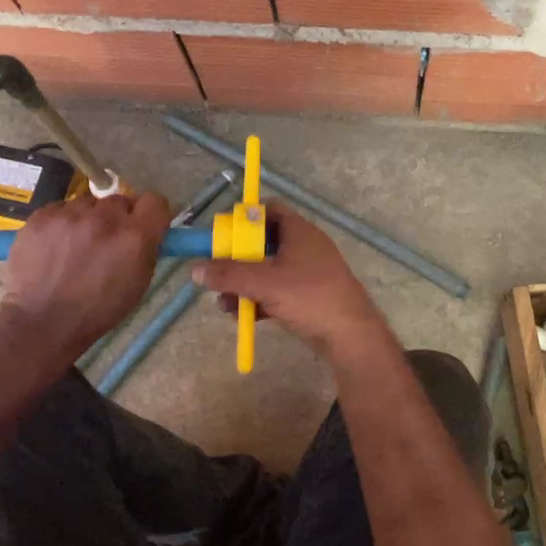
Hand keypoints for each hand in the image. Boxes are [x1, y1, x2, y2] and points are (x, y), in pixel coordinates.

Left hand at [2, 191, 170, 353]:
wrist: (43, 321)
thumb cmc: (98, 310)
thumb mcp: (138, 283)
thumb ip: (146, 248)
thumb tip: (145, 231)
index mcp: (135, 236)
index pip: (155, 201)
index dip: (150, 213)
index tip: (144, 224)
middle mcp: (105, 218)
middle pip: (120, 200)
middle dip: (118, 217)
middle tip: (107, 240)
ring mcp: (70, 214)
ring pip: (88, 203)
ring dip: (88, 218)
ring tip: (77, 244)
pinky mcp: (42, 216)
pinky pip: (60, 209)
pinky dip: (62, 223)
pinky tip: (55, 246)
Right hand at [192, 203, 390, 357]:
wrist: (350, 335)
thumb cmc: (310, 297)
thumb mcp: (264, 283)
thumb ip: (228, 275)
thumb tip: (195, 269)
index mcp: (300, 231)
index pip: (269, 209)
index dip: (244, 217)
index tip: (221, 233)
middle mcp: (305, 247)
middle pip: (263, 242)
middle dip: (237, 258)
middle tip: (216, 270)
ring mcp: (308, 273)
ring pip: (268, 271)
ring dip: (244, 283)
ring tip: (223, 302)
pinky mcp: (308, 297)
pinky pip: (277, 291)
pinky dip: (259, 299)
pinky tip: (241, 315)